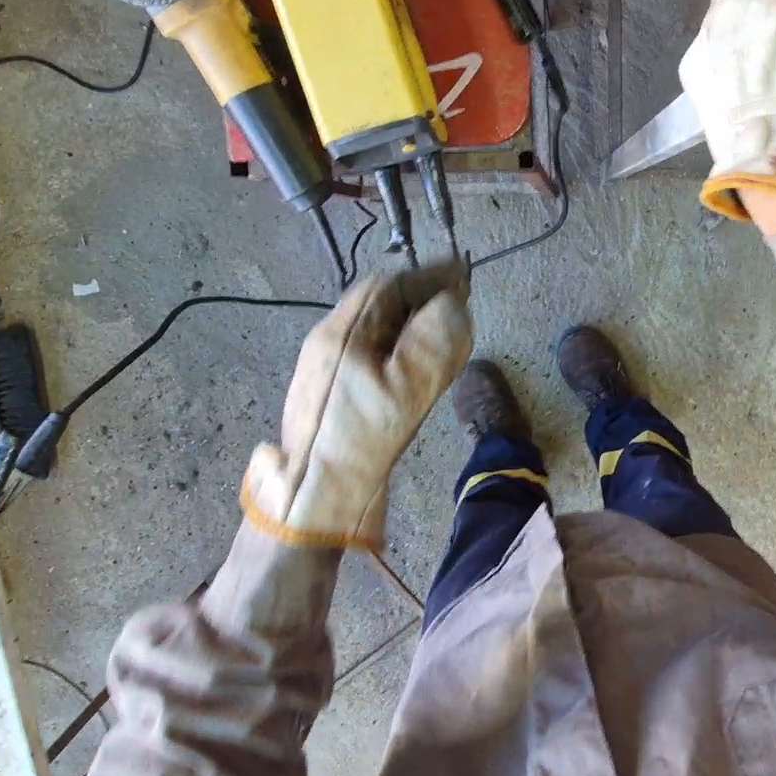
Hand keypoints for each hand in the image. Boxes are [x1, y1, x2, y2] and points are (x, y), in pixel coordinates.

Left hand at [239, 264, 472, 550]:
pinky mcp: (335, 393)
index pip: (389, 283)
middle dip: (421, 293)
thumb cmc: (358, 441)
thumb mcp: (405, 388)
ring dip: (412, 318)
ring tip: (447, 326)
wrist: (311, 501)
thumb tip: (453, 301)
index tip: (464, 274)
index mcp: (341, 332)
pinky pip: (372, 351)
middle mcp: (328, 341)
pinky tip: (419, 362)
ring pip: (375, 327)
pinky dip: (401, 343)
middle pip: (379, 302)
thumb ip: (433, 339)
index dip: (429, 275)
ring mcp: (328, 368)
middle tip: (460, 299)